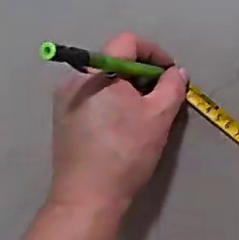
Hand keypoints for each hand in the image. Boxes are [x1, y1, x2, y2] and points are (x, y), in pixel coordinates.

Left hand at [47, 33, 188, 217]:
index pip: (128, 42)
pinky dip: (110, 103)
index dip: (154, 53)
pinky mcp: (62, 120)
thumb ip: (172, 87)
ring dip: (126, 89)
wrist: (87, 197)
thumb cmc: (125, 153)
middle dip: (141, 73)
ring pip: (102, 81)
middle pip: (114, 60)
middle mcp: (75, 79)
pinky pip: (91, 98)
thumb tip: (176, 73)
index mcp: (97, 71)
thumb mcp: (159, 117)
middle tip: (160, 96)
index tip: (170, 74)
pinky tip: (122, 128)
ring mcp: (64, 100)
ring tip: (143, 115)